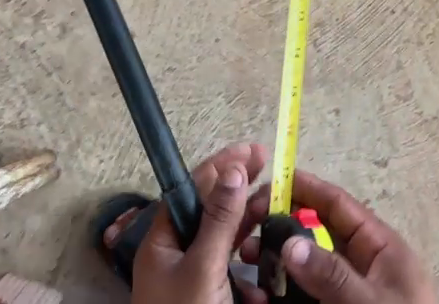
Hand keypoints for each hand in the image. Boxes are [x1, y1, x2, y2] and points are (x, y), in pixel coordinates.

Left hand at [130, 142, 269, 303]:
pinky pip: (233, 273)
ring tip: (275, 206)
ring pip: (225, 240)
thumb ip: (219, 220)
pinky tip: (265, 270)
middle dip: (240, 189)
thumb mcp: (203, 267)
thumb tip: (234, 169)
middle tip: (268, 165)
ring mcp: (193, 277)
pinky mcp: (210, 297)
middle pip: (210, 210)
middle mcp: (176, 255)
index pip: (191, 190)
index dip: (220, 165)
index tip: (250, 149)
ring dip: (250, 225)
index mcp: (163, 242)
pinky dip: (251, 271)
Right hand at [242, 170, 436, 303]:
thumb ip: (334, 275)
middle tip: (249, 225)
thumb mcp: (371, 303)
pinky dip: (286, 290)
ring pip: (309, 265)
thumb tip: (289, 243)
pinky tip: (262, 292)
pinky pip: (308, 293)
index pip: (338, 205)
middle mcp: (364, 264)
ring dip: (280, 259)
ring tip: (249, 257)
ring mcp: (350, 291)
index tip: (269, 181)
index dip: (305, 188)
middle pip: (319, 231)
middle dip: (284, 224)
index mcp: (381, 246)